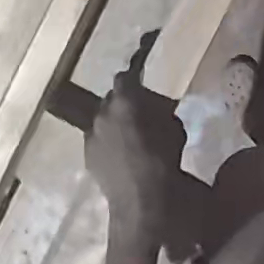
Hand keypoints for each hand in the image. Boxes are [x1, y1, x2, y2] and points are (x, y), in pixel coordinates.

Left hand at [86, 43, 187, 263]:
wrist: (141, 205)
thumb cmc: (165, 165)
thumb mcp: (174, 133)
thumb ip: (163, 113)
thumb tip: (159, 107)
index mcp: (125, 102)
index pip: (128, 74)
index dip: (137, 66)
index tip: (143, 57)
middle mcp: (103, 112)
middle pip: (114, 96)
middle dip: (127, 99)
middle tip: (143, 109)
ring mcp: (92, 134)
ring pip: (104, 117)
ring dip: (116, 119)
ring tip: (133, 132)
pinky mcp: (88, 153)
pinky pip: (99, 136)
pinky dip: (109, 138)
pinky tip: (123, 151)